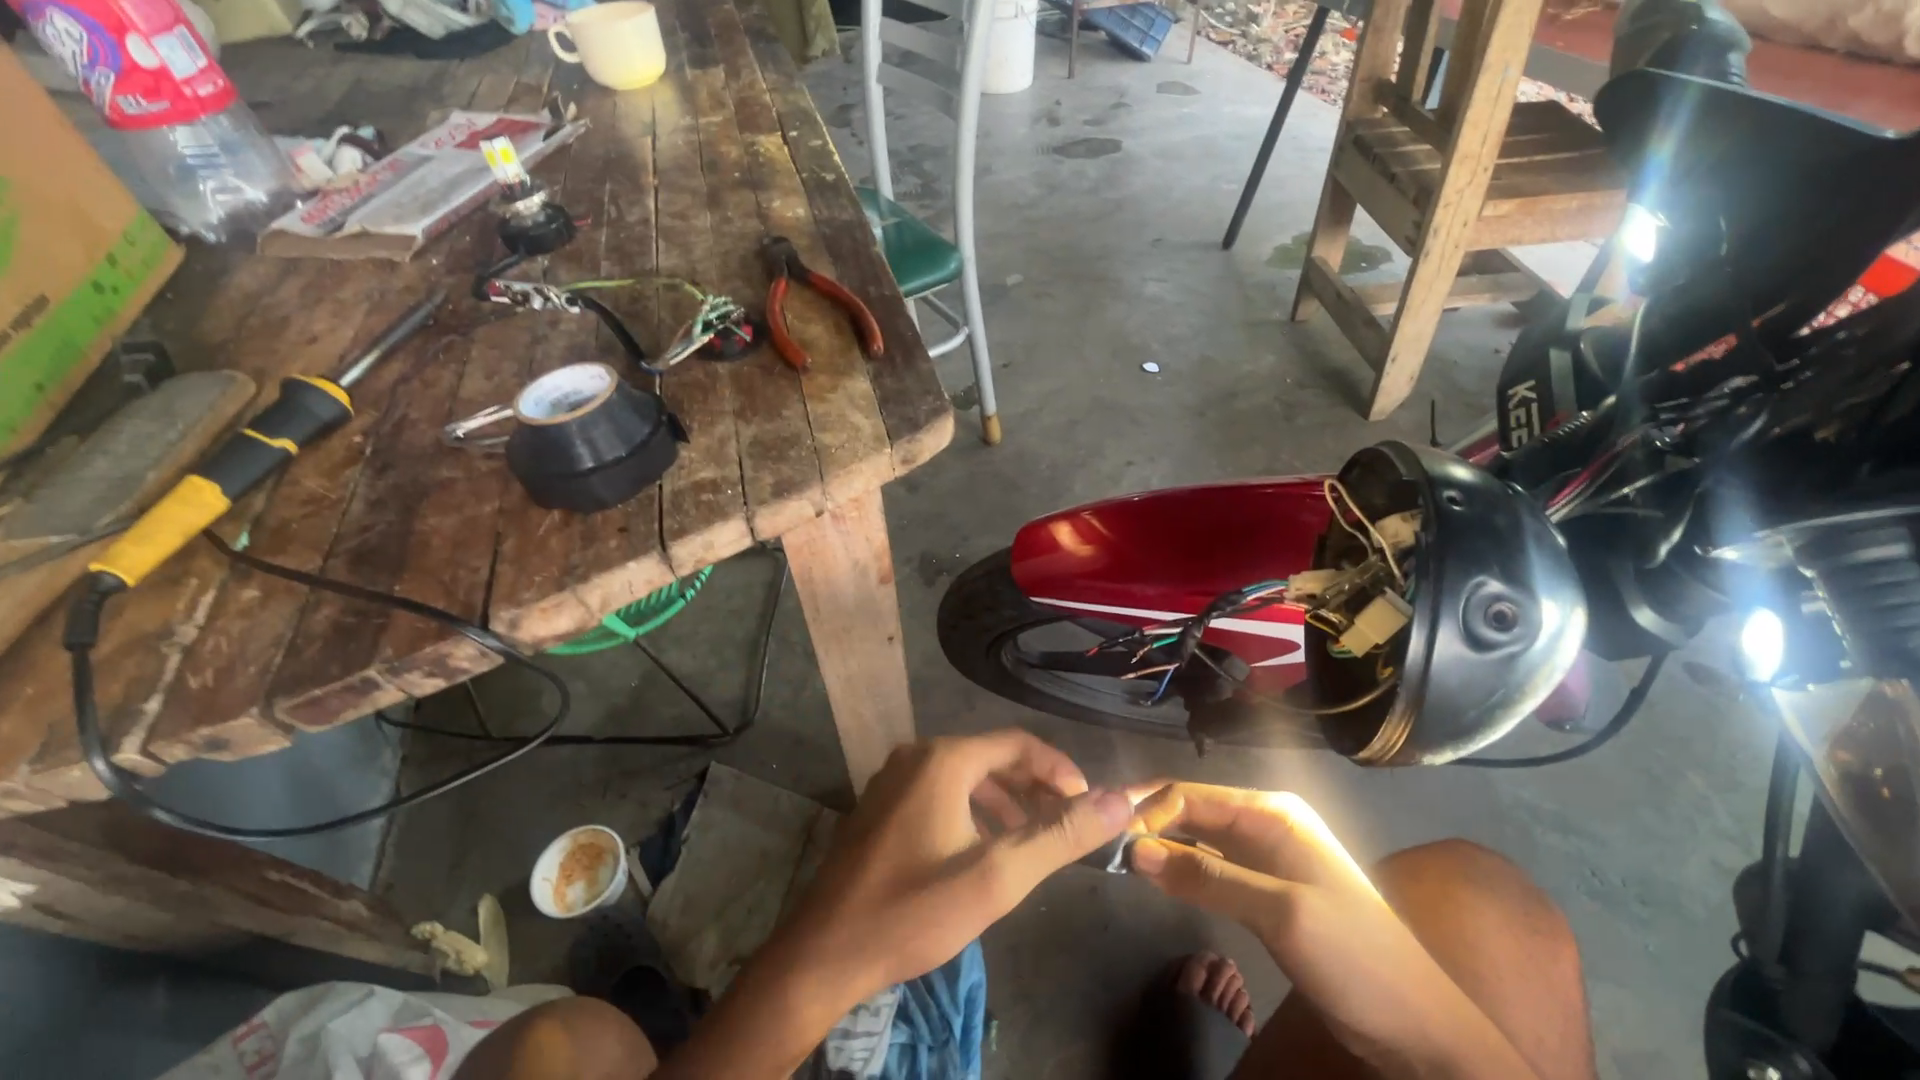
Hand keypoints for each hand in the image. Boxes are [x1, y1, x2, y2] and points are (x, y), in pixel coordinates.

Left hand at [777, 730, 1131, 1000]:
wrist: (825, 953)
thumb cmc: (914, 910)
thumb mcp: (997, 877)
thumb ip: (1060, 836)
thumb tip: (1119, 801)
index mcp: (942, 760)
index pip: (1018, 745)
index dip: (1060, 770)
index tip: (1086, 806)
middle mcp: (914, 757)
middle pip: (990, 757)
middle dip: (1033, 787)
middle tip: (1063, 826)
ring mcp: (889, 782)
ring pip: (964, 777)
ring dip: (1004, 801)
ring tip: (1030, 840)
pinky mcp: (878, 808)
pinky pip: (937, 793)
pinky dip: (971, 811)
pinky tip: (981, 849)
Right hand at [1127, 784, 1536, 1077]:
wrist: (1415, 1023)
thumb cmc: (1352, 957)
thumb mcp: (1278, 911)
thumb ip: (1206, 877)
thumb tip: (1135, 848)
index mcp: (1274, 813)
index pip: (1192, 795)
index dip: (1147, 811)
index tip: (1105, 837)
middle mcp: (1268, 822)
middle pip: (1193, 811)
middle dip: (1148, 822)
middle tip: (1100, 844)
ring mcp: (1268, 856)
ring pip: (1199, 837)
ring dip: (1162, 845)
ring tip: (1116, 859)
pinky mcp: (1266, 887)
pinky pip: (1212, 865)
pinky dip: (1182, 869)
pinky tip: (1157, 879)